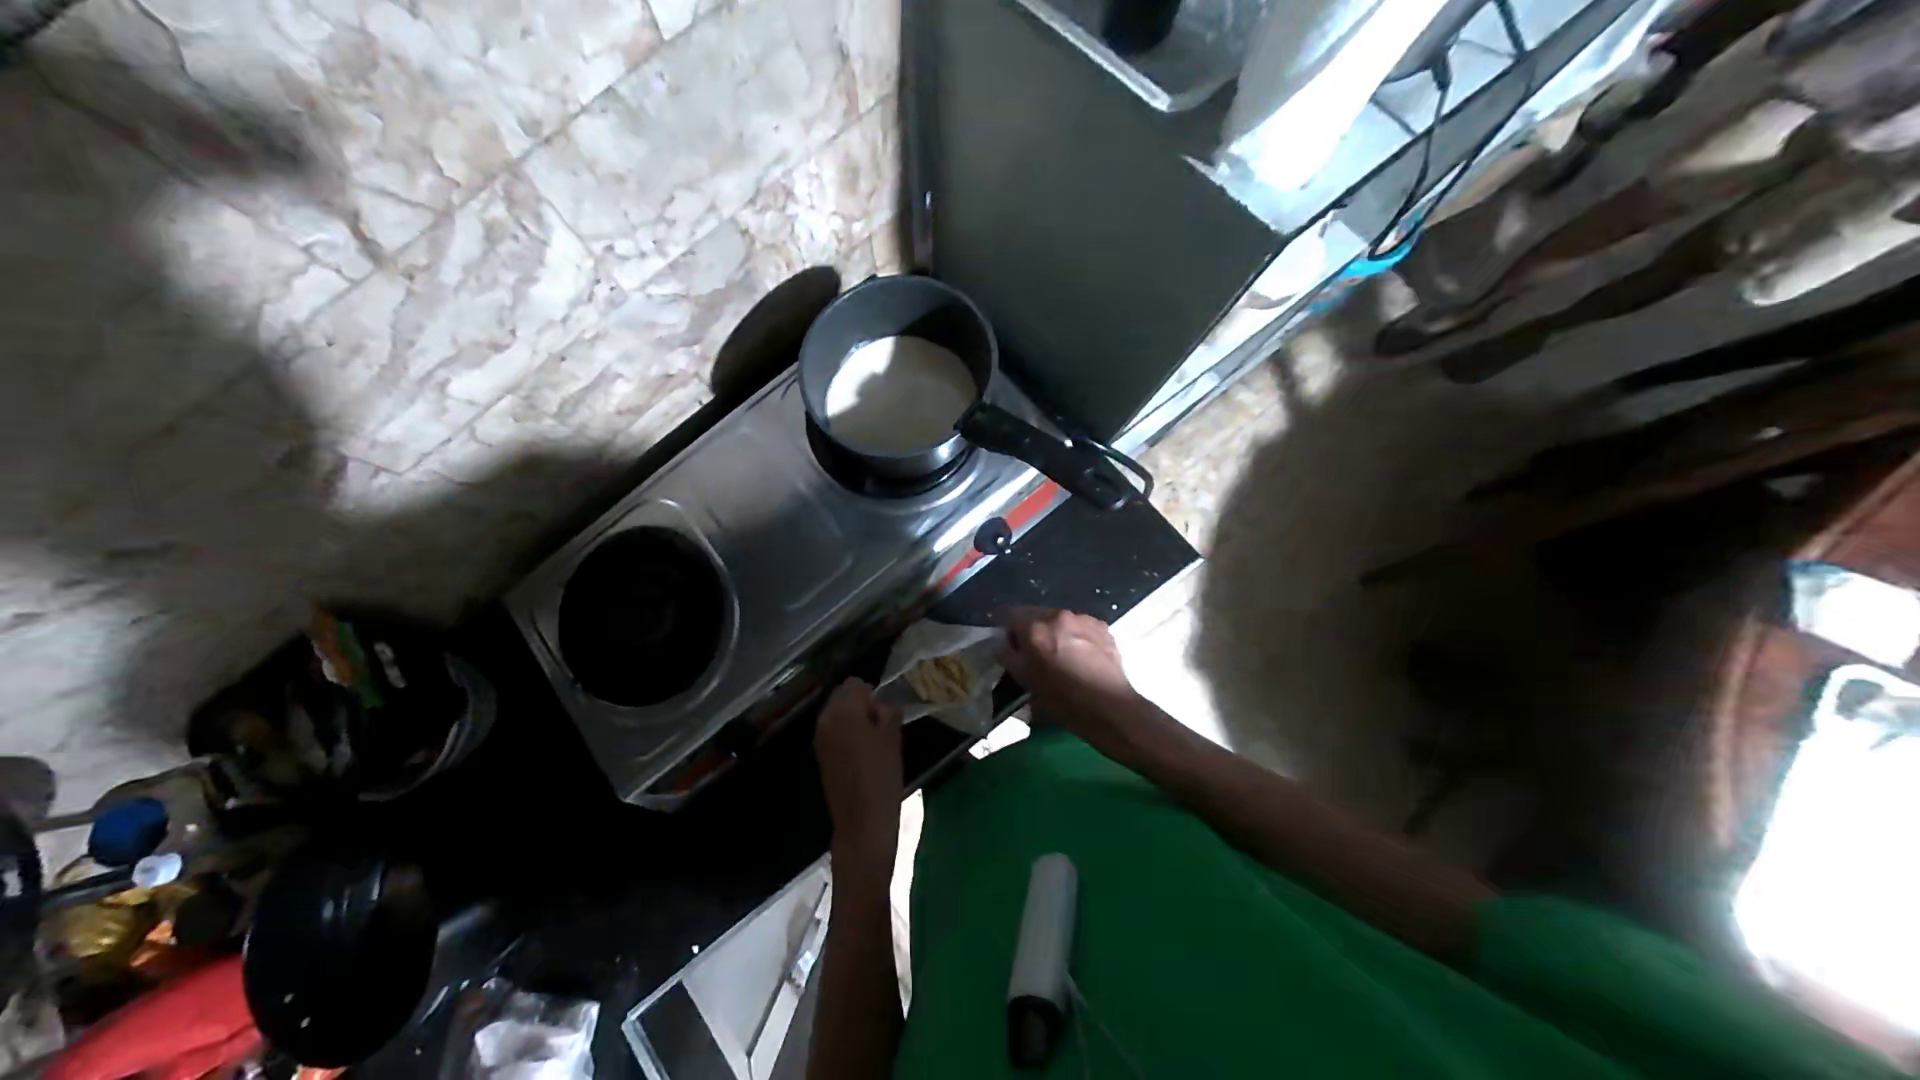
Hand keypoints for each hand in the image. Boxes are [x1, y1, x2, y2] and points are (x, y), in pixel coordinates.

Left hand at [814, 678, 902, 876]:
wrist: (862, 821)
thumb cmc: (882, 775)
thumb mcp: (893, 737)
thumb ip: (888, 712)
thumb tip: (882, 704)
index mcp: (843, 711)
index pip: (854, 684)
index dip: (871, 693)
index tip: (884, 711)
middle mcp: (825, 720)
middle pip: (841, 697)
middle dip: (860, 704)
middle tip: (881, 724)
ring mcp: (820, 739)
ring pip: (837, 715)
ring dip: (853, 720)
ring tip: (874, 741)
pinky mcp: (821, 756)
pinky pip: (833, 733)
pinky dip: (846, 735)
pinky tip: (862, 754)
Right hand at [999, 608, 1140, 737]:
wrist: (1107, 705)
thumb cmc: (1061, 698)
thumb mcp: (1024, 680)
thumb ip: (1008, 655)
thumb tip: (1004, 643)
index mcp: (1034, 628)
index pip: (1009, 614)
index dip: (1007, 629)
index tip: (1010, 643)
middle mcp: (1057, 615)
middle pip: (1036, 614)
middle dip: (1032, 630)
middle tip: (1035, 653)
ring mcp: (1082, 618)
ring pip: (1059, 619)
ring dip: (1055, 632)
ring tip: (1061, 655)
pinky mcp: (1101, 626)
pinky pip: (1080, 626)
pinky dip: (1075, 635)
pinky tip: (1081, 656)